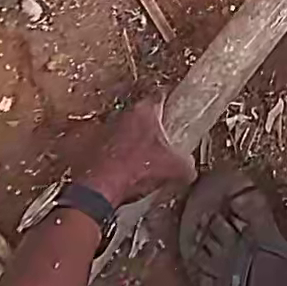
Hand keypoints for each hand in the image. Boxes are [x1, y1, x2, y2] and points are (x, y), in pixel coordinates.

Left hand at [78, 94, 196, 206]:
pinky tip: (129, 167)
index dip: (171, 102)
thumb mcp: (174, 169)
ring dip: (135, 138)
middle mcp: (125, 114)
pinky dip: (121, 153)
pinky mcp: (94, 145)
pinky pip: (113, 144)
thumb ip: (187, 166)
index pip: (161, 96)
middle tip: (165, 137)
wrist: (100, 189)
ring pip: (127, 128)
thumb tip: (192, 170)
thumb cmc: (137, 170)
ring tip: (146, 156)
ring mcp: (108, 128)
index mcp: (146, 110)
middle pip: (144, 112)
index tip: (177, 109)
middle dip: (153, 123)